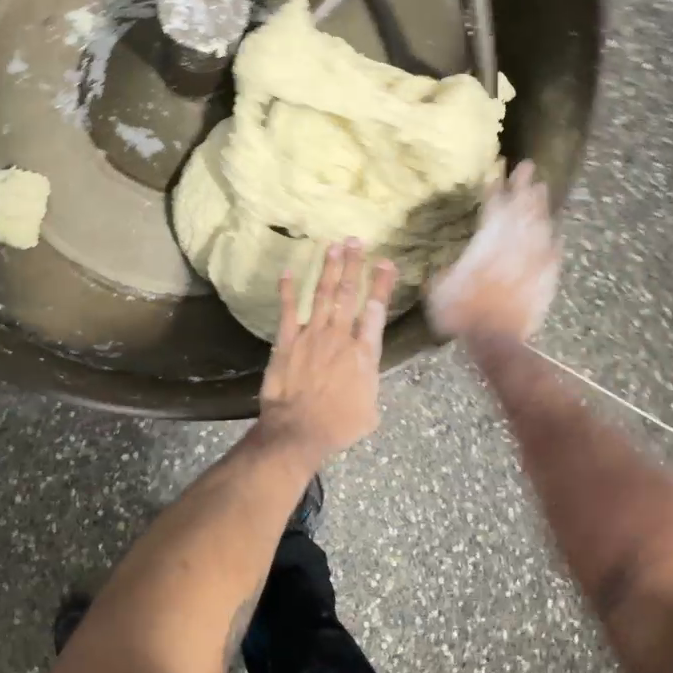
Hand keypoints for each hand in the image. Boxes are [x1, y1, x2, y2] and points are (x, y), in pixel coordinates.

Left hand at [257, 239, 398, 463]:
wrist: (299, 431)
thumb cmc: (339, 426)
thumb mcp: (370, 409)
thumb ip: (369, 382)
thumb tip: (366, 372)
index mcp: (364, 354)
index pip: (376, 311)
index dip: (382, 285)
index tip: (386, 263)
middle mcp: (340, 337)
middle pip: (349, 294)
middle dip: (354, 265)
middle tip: (356, 241)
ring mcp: (312, 336)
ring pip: (323, 295)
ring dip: (329, 269)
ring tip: (333, 246)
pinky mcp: (287, 341)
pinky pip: (288, 310)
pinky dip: (288, 290)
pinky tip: (289, 271)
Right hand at [427, 160, 560, 342]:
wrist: (496, 338)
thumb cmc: (463, 314)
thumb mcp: (441, 291)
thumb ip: (444, 274)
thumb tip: (441, 270)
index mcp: (486, 245)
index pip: (493, 209)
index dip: (495, 190)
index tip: (498, 173)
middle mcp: (512, 246)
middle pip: (520, 210)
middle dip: (523, 188)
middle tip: (528, 167)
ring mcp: (532, 260)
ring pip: (539, 226)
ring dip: (540, 206)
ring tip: (542, 189)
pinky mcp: (546, 277)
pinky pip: (552, 254)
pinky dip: (553, 242)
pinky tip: (557, 234)